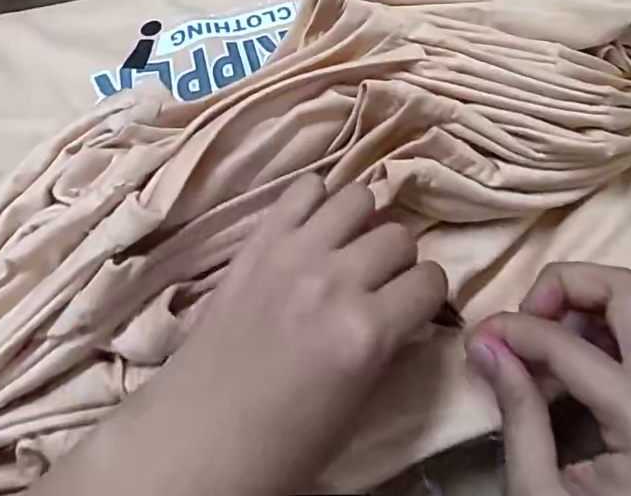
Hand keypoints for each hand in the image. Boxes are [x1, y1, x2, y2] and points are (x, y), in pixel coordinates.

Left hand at [34, 175, 448, 495]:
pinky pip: (304, 188)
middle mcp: (336, 280)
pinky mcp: (260, 237)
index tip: (418, 300)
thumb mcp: (358, 405)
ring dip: (364, 220)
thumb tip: (408, 308)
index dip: (429, 293)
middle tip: (383, 276)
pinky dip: (318, 199)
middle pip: (397, 235)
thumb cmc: (284, 442)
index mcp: (367, 333)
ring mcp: (294, 250)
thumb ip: (389, 346)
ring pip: (356, 197)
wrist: (201, 434)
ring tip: (351, 242)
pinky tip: (315, 224)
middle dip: (400, 257)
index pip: (429, 281)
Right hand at [468, 263, 630, 495]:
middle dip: (567, 284)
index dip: (513, 329)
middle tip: (525, 313)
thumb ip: (518, 411)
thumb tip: (484, 341)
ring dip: (584, 304)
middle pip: (629, 292)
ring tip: (540, 341)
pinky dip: (598, 330)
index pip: (567, 343)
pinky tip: (562, 366)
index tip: (477, 337)